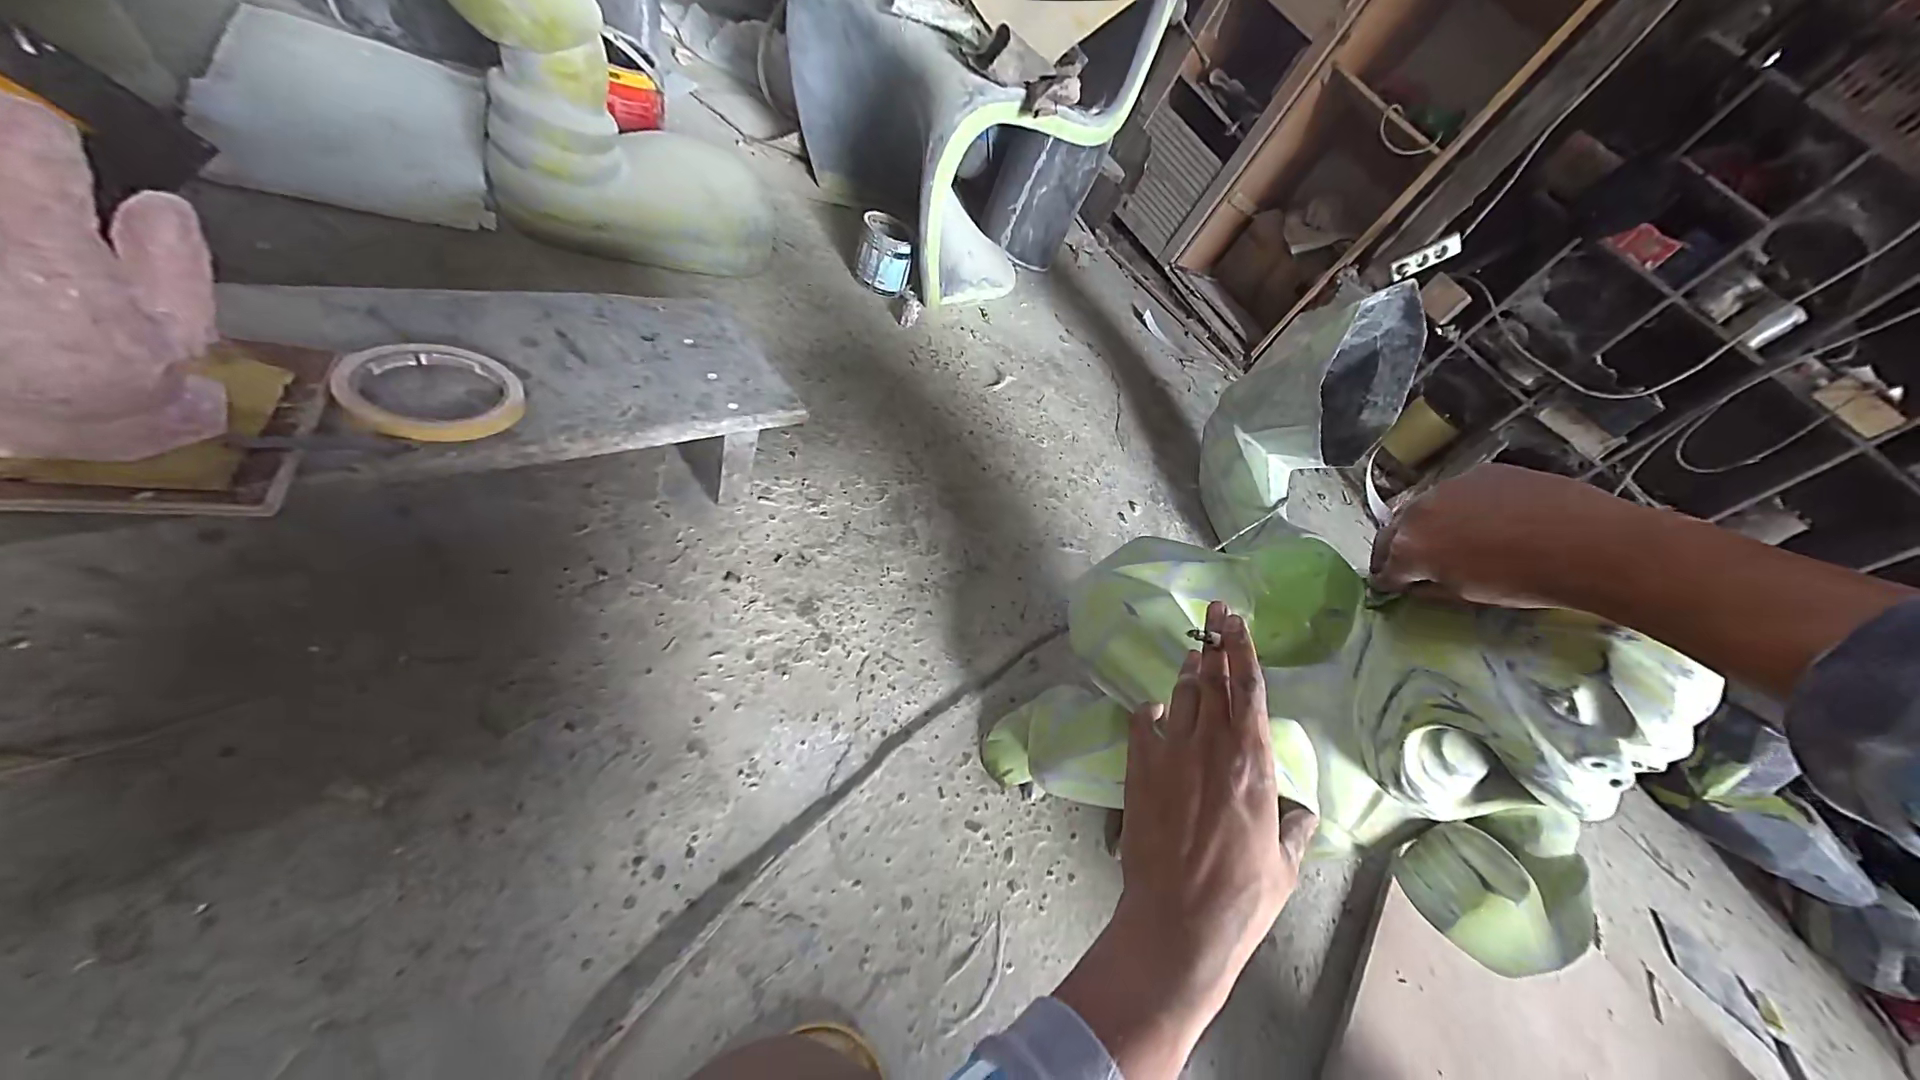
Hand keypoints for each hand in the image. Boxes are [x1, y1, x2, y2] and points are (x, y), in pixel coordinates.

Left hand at [1054, 601, 1315, 1079]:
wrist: (1177, 917)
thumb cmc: (1241, 895)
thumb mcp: (1284, 862)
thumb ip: (1293, 826)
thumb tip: (1301, 810)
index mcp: (1253, 764)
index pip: (1250, 690)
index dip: (1243, 649)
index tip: (1237, 620)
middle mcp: (1212, 748)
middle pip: (1214, 680)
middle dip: (1215, 641)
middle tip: (1214, 612)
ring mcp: (1171, 754)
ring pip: (1182, 695)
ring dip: (1189, 670)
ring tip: (1195, 650)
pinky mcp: (1140, 768)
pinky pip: (1144, 722)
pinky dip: (1152, 710)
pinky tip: (1157, 709)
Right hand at [1371, 463, 1639, 606]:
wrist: (1590, 544)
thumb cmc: (1523, 581)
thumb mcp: (1466, 595)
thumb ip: (1430, 587)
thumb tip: (1415, 584)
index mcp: (1407, 546)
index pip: (1384, 568)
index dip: (1390, 580)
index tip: (1396, 587)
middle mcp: (1417, 511)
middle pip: (1396, 531)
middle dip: (1400, 548)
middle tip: (1416, 564)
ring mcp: (1449, 486)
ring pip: (1426, 508)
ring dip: (1430, 524)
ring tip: (1454, 539)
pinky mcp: (1483, 472)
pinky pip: (1460, 493)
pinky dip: (1464, 507)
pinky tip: (1490, 520)